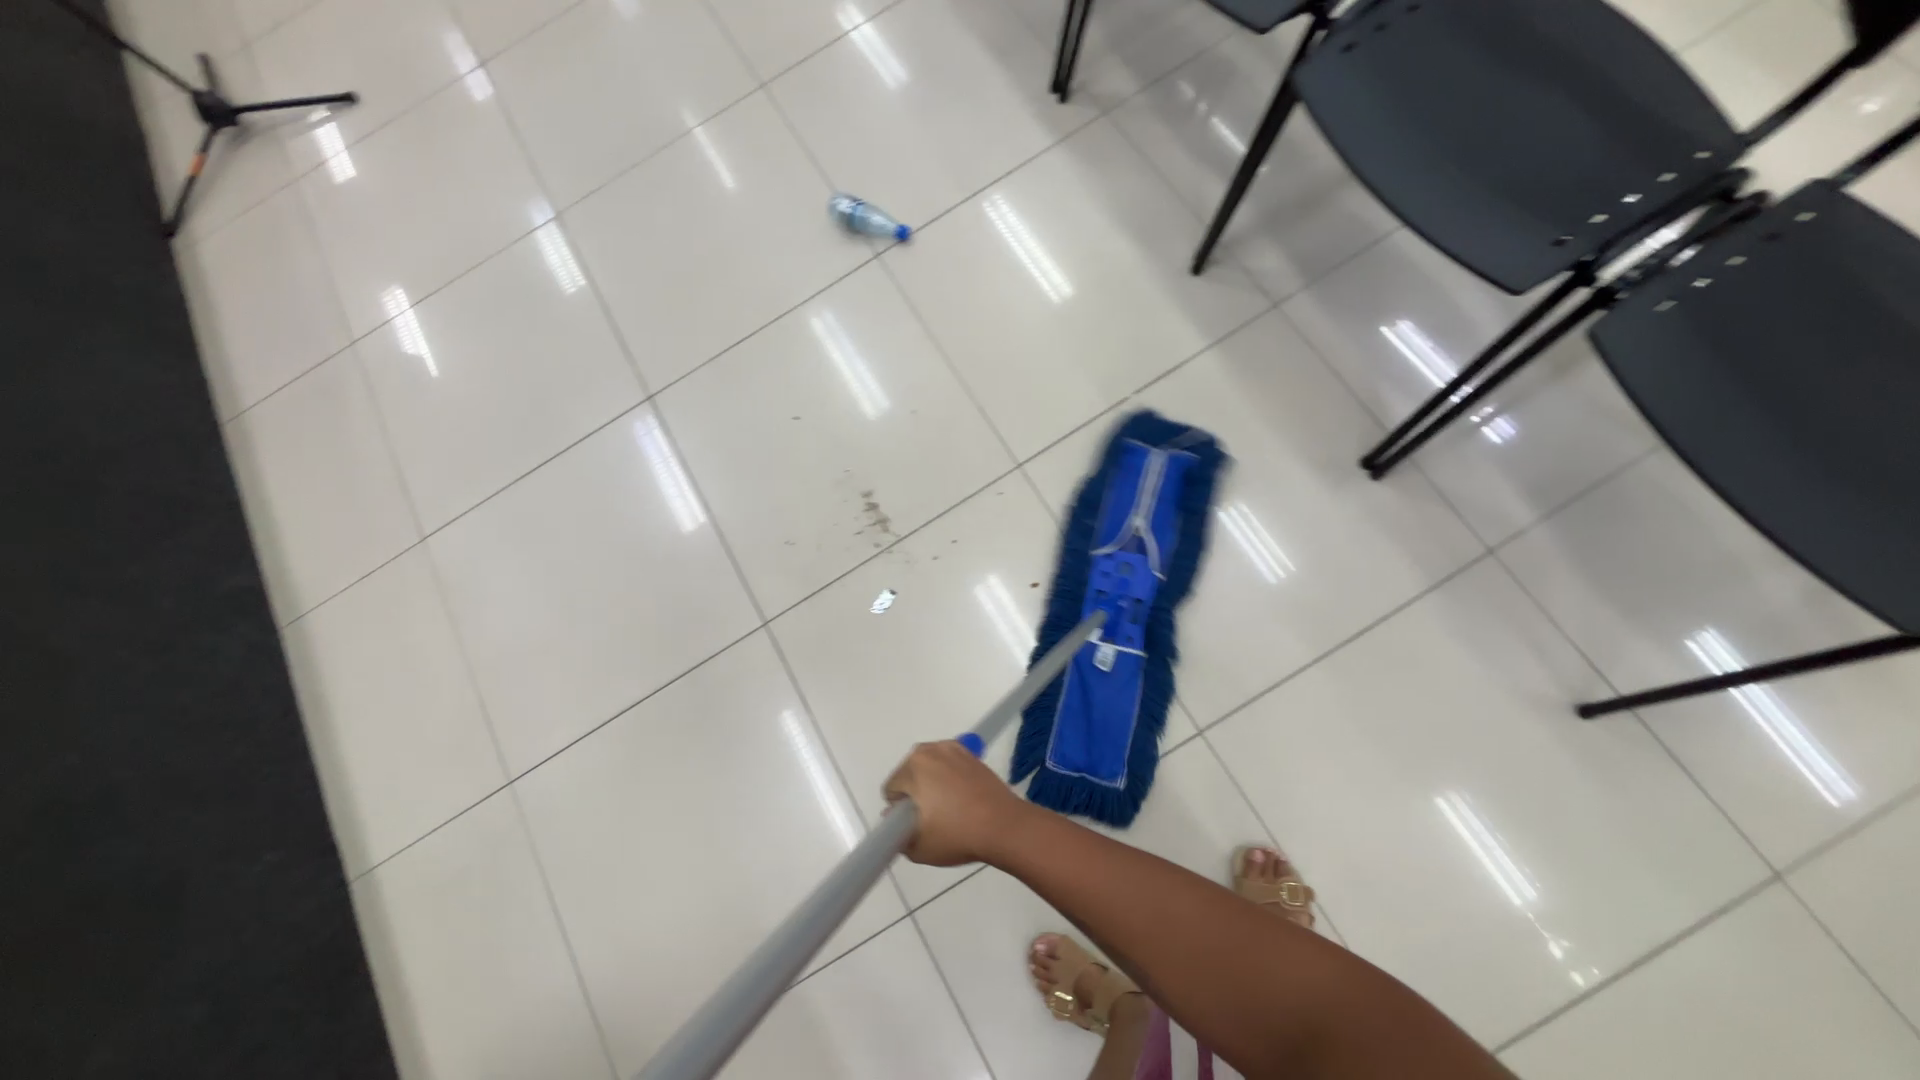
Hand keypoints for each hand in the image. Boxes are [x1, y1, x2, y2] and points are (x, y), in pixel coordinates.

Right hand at [883, 741, 1028, 866]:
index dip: (899, 811)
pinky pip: (949, 765)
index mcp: (913, 767)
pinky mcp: (972, 755)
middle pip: (909, 774)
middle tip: (931, 818)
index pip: (891, 789)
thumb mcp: (918, 848)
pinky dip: (950, 777)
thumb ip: (897, 836)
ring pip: (929, 767)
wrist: (1004, 826)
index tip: (915, 825)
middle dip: (915, 793)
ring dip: (931, 783)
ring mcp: (954, 749)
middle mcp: (930, 750)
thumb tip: (894, 819)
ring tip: (948, 808)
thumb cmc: (957, 835)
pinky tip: (961, 797)